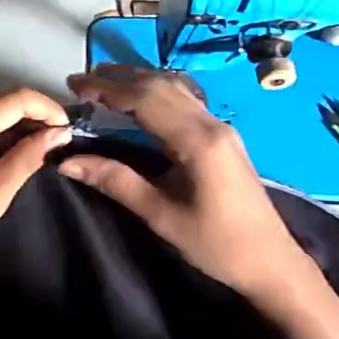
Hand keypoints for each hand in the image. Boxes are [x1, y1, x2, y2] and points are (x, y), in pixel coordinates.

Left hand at [0, 87, 72, 277]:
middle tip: (59, 141)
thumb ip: (27, 158)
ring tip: (41, 148)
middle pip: (4, 98)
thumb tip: (58, 133)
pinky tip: (11, 151)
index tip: (68, 130)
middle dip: (36, 114)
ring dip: (18, 122)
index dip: (49, 108)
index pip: (18, 98)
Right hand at [59, 65, 323, 305]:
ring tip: (104, 82)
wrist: (270, 260)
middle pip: (160, 85)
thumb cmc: (216, 244)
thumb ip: (116, 181)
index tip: (75, 84)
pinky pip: (186, 99)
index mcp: (197, 141)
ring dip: (139, 80)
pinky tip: (141, 98)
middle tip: (82, 80)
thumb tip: (67, 162)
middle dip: (119, 77)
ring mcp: (221, 127)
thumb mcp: (161, 216)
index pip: (145, 99)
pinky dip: (157, 91)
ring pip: (175, 88)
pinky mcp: (224, 136)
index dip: (107, 87)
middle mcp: (211, 124)